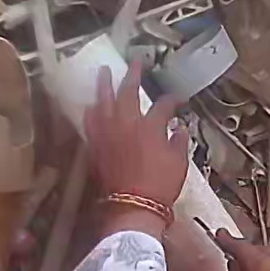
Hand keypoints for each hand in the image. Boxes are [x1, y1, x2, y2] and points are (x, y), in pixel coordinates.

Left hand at [85, 62, 187, 238]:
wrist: (132, 207)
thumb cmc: (159, 186)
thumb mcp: (178, 163)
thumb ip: (179, 142)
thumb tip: (179, 129)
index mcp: (150, 127)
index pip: (163, 106)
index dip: (172, 101)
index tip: (177, 100)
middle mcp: (126, 124)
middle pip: (128, 92)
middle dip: (132, 75)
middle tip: (135, 63)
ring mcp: (107, 133)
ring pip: (103, 102)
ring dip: (104, 85)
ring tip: (103, 73)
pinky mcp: (95, 146)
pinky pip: (90, 122)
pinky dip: (91, 111)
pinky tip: (91, 106)